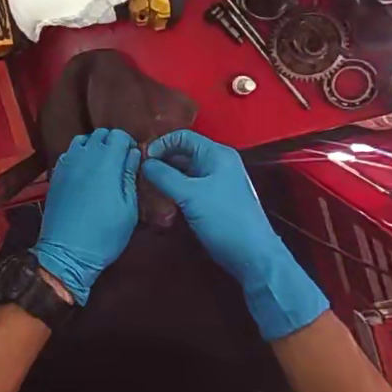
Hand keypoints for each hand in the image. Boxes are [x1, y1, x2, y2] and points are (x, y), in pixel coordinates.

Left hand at [33, 128, 140, 303]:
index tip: (133, 159)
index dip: (129, 144)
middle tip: (120, 163)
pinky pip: (69, 153)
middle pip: (100, 134)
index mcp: (106, 162)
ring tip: (102, 166)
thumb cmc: (104, 235)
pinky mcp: (55, 174)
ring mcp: (66, 164)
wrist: (66, 253)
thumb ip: (130, 176)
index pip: (119, 135)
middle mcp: (84, 156)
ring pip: (82, 140)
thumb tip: (133, 153)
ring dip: (94, 147)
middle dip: (113, 143)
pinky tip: (84, 173)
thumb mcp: (129, 209)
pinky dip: (79, 155)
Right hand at [141, 130, 328, 339]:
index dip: (161, 144)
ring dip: (166, 175)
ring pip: (184, 170)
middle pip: (183, 152)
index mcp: (217, 154)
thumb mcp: (190, 195)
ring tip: (145, 184)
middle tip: (139, 172)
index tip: (142, 159)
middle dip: (161, 159)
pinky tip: (159, 197)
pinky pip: (188, 185)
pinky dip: (174, 187)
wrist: (251, 254)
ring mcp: (216, 181)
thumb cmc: (224, 219)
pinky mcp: (213, 198)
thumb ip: (164, 176)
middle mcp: (217, 163)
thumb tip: (144, 162)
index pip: (183, 136)